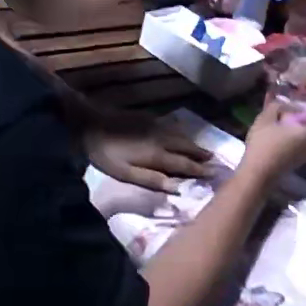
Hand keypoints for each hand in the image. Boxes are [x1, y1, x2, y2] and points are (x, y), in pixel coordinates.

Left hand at [83, 109, 215, 193]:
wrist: (90, 122)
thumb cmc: (105, 153)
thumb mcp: (124, 172)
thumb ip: (151, 180)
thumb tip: (178, 187)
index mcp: (158, 155)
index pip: (184, 164)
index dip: (200, 169)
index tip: (215, 173)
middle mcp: (163, 139)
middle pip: (187, 147)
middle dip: (201, 155)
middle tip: (215, 160)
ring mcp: (156, 126)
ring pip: (182, 136)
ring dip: (194, 143)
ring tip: (204, 149)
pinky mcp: (149, 118)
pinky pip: (173, 127)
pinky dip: (182, 133)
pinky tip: (183, 133)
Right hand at [238, 97, 305, 179]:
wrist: (257, 174)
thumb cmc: (263, 143)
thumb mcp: (266, 119)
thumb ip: (275, 105)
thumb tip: (280, 97)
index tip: (298, 92)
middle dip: (296, 111)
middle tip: (284, 102)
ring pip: (301, 132)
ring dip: (291, 123)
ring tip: (277, 114)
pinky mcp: (296, 160)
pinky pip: (296, 141)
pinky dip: (288, 134)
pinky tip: (276, 129)